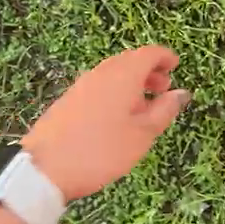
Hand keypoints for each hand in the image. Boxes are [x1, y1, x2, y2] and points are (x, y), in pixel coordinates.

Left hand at [20, 45, 189, 200]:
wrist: (43, 169)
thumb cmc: (101, 150)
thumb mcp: (141, 135)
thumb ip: (164, 111)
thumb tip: (181, 93)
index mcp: (124, 74)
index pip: (149, 53)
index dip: (165, 57)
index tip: (175, 65)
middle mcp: (103, 72)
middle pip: (130, 61)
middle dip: (149, 71)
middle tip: (162, 88)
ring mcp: (82, 85)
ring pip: (113, 73)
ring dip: (131, 82)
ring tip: (141, 106)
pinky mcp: (68, 100)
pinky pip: (99, 86)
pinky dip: (114, 91)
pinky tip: (115, 117)